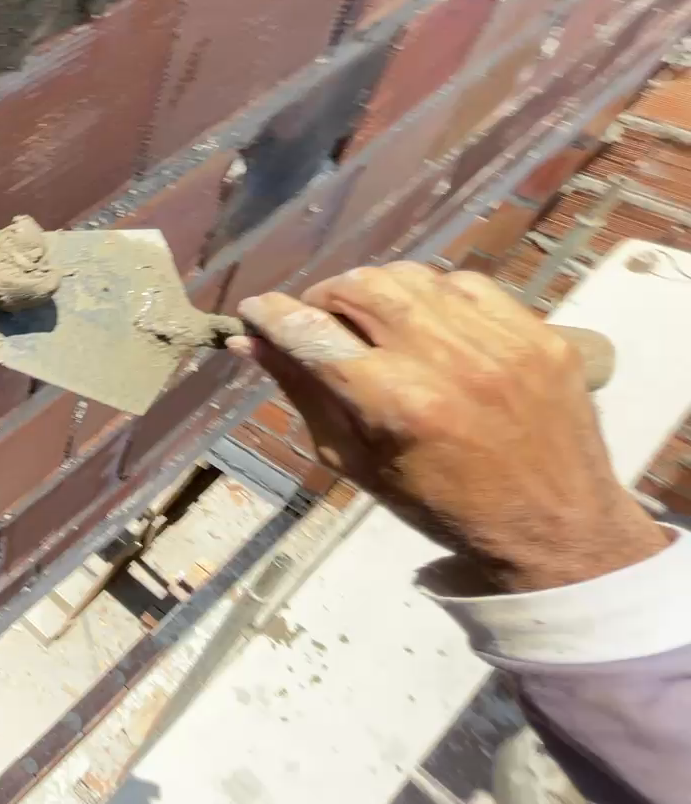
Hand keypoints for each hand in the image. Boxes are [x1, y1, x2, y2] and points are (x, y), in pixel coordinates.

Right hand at [229, 262, 666, 592]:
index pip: (307, 329)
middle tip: (315, 323)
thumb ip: (298, 388)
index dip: (267, 313)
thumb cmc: (431, 500)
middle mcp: (446, 361)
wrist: (557, 528)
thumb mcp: (346, 454)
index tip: (252, 312)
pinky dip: (427, 294)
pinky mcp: (540, 335)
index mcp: (392, 401)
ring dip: (369, 291)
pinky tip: (423, 323)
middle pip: (355, 287)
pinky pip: (463, 282)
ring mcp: (501, 343)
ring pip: (405, 275)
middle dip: (318, 298)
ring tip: (367, 319)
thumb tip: (245, 341)